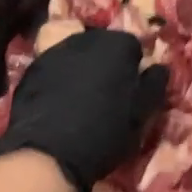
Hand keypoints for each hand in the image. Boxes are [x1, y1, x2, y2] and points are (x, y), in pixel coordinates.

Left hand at [0, 28, 168, 191]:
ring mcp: (55, 51)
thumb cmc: (104, 132)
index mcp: (117, 44)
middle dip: (108, 65)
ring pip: (77, 56)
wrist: (47, 153)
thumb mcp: (142, 115)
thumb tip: (159, 66)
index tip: (131, 92)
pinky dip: (60, 81)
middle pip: (103, 47)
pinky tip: (59, 106)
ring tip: (82, 102)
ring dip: (83, 71)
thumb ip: (155, 84)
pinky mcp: (32, 69)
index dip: (134, 69)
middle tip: (108, 96)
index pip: (133, 47)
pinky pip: (55, 70)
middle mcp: (86, 39)